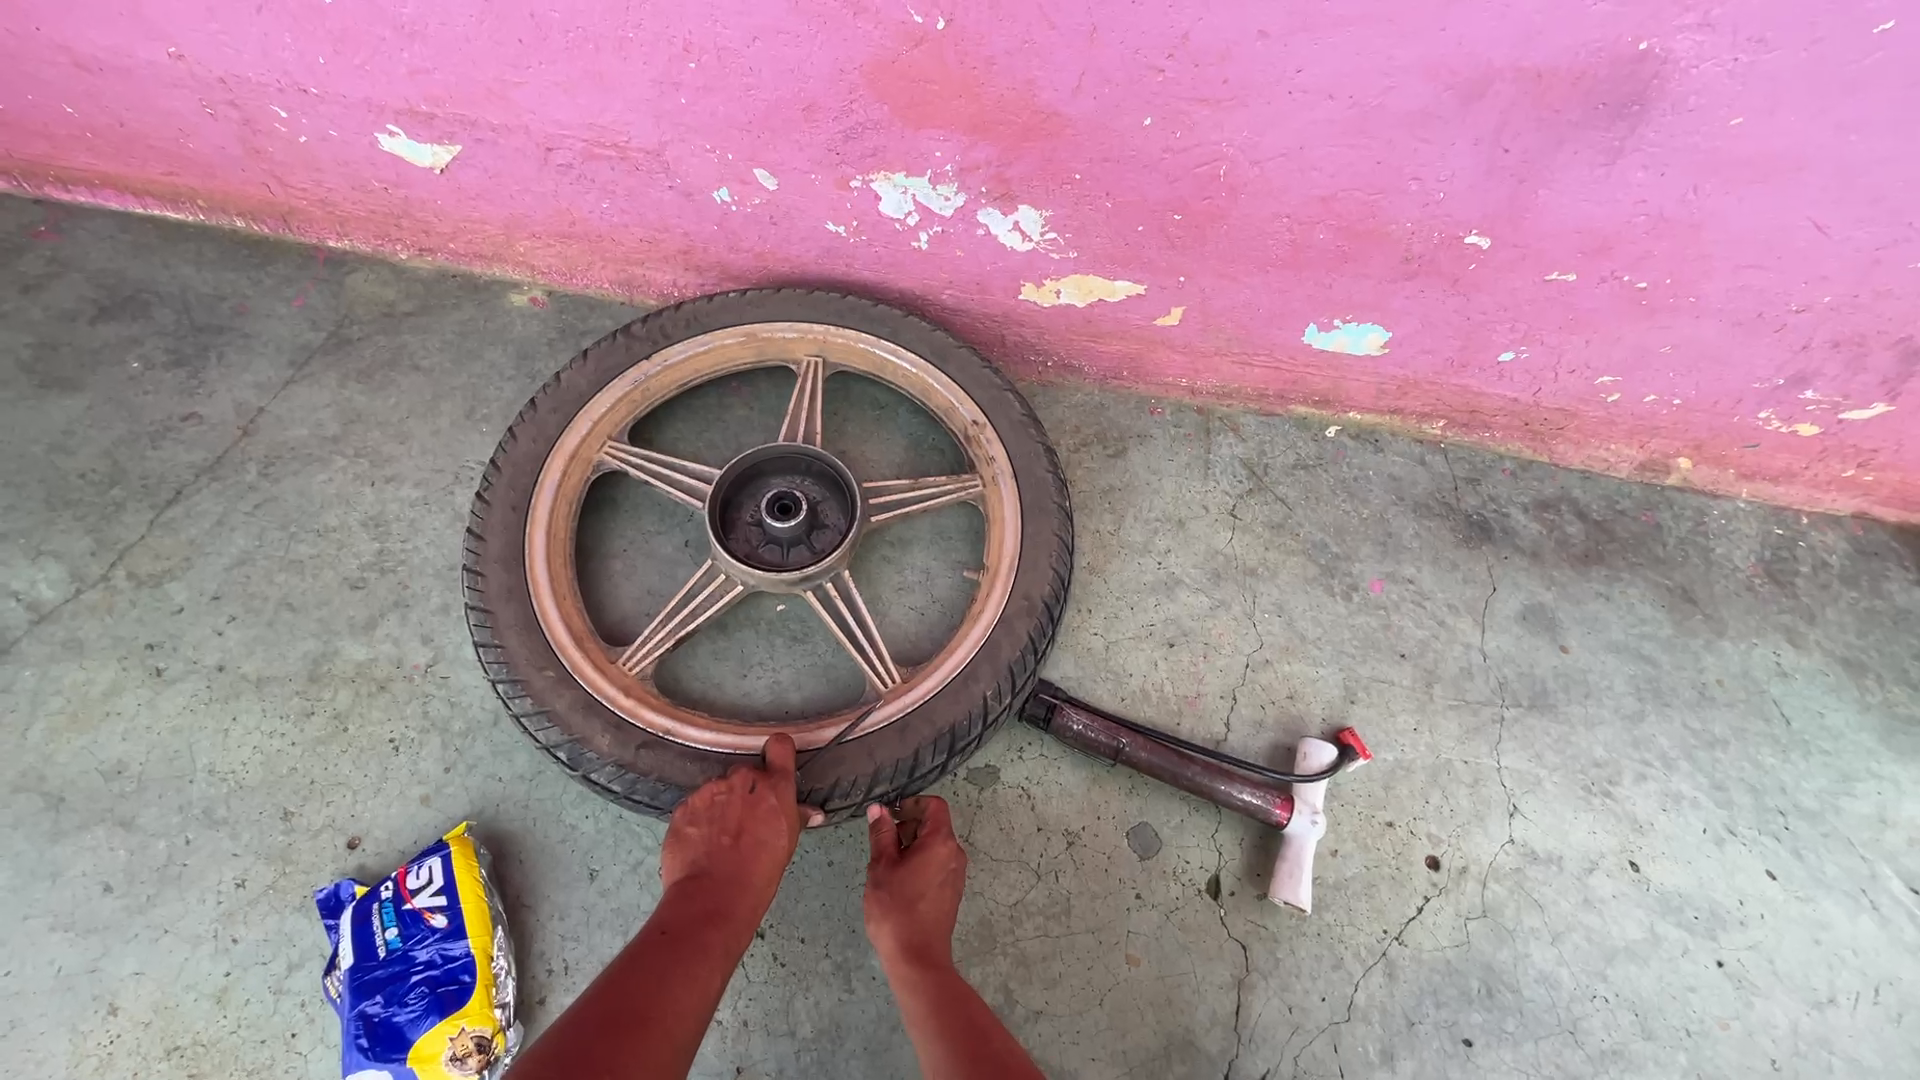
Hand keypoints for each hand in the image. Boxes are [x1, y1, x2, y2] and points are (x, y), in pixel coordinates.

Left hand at [660, 734, 824, 908]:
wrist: (713, 895)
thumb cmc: (758, 873)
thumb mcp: (787, 844)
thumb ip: (796, 817)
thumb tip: (811, 812)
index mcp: (774, 786)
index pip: (780, 747)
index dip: (778, 753)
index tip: (775, 761)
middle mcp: (743, 780)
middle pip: (746, 774)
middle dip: (746, 791)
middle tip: (746, 819)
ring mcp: (711, 790)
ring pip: (719, 789)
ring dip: (721, 805)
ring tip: (721, 837)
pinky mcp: (685, 806)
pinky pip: (695, 805)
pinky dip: (699, 819)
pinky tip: (703, 843)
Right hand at [864, 796, 967, 973]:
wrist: (917, 959)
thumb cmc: (896, 909)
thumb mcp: (882, 867)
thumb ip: (882, 834)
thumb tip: (878, 809)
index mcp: (941, 842)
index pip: (934, 805)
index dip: (913, 803)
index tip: (891, 813)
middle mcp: (954, 854)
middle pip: (935, 825)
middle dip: (909, 825)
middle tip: (883, 842)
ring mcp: (956, 874)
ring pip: (935, 846)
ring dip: (912, 845)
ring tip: (887, 864)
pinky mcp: (952, 892)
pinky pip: (937, 864)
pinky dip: (919, 862)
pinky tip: (899, 881)